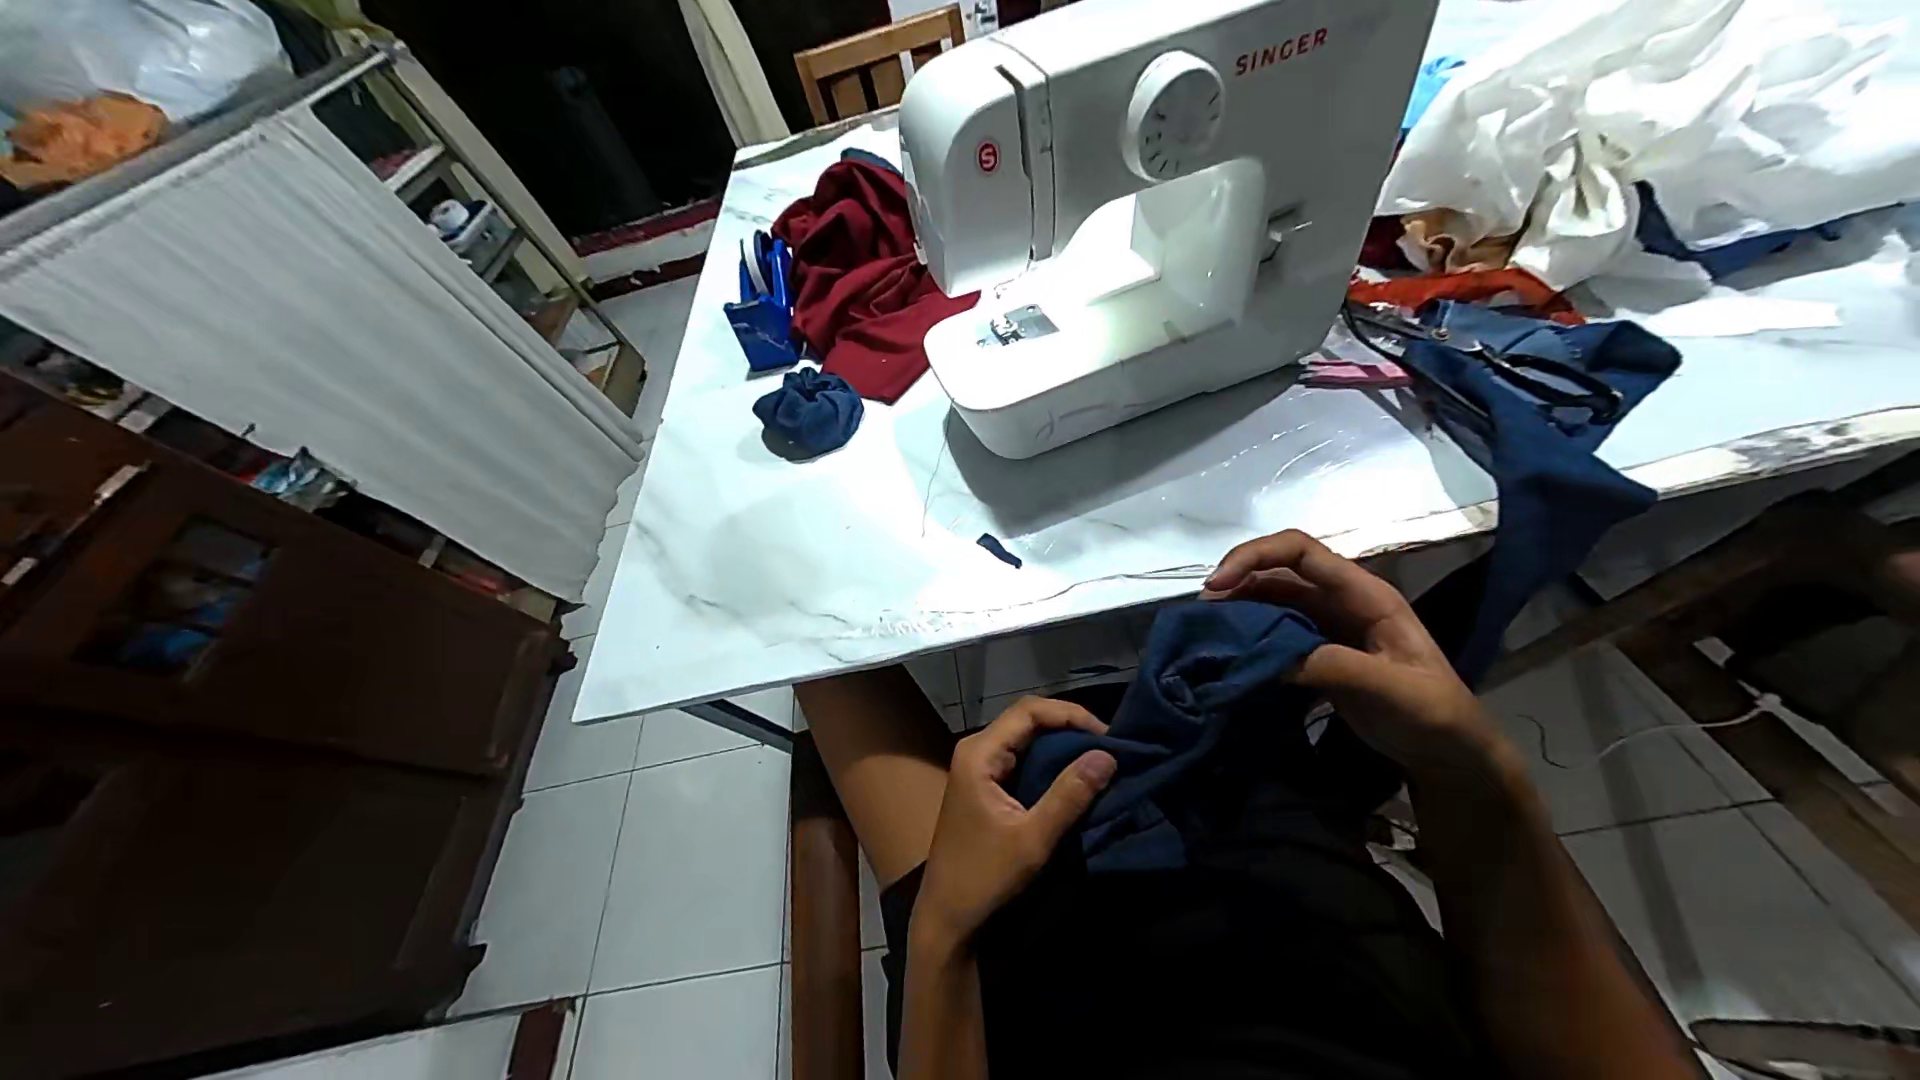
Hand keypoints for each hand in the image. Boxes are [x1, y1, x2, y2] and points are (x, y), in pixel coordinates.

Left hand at [913, 698, 1117, 948]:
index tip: (1107, 735)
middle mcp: (977, 749)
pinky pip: (1022, 757)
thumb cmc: (985, 876)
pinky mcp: (987, 783)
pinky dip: (1050, 760)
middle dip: (1069, 726)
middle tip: (1109, 746)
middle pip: (1027, 719)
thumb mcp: (1033, 838)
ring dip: (1062, 743)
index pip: (1029, 711)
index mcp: (979, 752)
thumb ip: (1069, 795)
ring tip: (1100, 756)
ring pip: (1026, 738)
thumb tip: (1108, 755)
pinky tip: (1075, 773)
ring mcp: (979, 766)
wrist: (947, 916)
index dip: (1070, 715)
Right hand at [1201, 529, 1518, 783]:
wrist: (1451, 755)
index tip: (1218, 584)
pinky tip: (1228, 650)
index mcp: (1362, 593)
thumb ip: (1332, 666)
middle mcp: (1338, 599)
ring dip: (1236, 608)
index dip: (1254, 557)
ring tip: (1206, 630)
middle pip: (1276, 570)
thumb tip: (1266, 656)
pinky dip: (1245, 634)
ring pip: (1268, 599)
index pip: (1300, 550)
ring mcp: (1324, 625)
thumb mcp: (1390, 689)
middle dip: (1235, 582)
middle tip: (1202, 614)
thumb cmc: (1434, 715)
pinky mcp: (1313, 651)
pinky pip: (1271, 630)